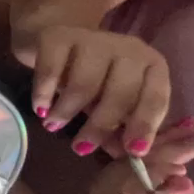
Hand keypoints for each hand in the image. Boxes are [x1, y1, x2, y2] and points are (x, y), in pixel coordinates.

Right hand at [14, 24, 169, 156]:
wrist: (51, 34)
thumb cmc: (87, 72)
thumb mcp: (110, 95)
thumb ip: (121, 123)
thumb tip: (128, 158)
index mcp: (152, 66)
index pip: (154, 100)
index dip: (145, 127)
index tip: (133, 153)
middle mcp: (129, 49)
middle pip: (119, 94)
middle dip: (100, 126)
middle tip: (80, 148)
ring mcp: (93, 39)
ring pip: (84, 84)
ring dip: (67, 111)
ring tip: (52, 126)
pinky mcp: (57, 36)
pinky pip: (51, 71)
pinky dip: (44, 93)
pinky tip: (39, 107)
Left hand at [90, 117, 193, 193]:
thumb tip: (176, 184)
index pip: (131, 190)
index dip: (153, 172)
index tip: (185, 163)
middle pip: (128, 168)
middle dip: (164, 149)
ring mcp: (104, 191)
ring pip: (126, 157)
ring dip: (158, 139)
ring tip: (193, 126)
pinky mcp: (107, 179)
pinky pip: (125, 155)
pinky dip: (150, 141)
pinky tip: (176, 128)